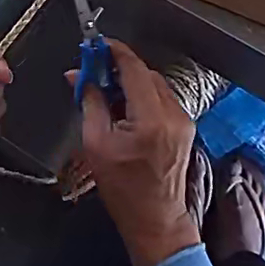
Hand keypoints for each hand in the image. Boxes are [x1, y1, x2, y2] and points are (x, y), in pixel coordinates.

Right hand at [75, 40, 199, 265]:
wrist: (156, 220)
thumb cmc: (123, 188)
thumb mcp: (96, 143)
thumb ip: (90, 102)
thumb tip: (79, 75)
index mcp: (151, 118)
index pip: (134, 68)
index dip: (114, 52)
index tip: (96, 44)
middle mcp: (173, 114)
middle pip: (144, 73)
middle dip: (119, 68)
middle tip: (94, 72)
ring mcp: (183, 120)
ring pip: (154, 84)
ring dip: (130, 81)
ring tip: (106, 93)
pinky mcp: (185, 127)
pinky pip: (161, 98)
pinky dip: (142, 96)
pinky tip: (124, 108)